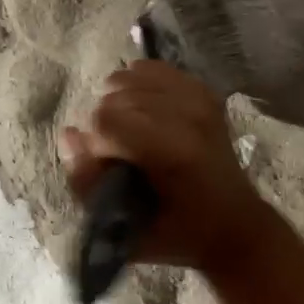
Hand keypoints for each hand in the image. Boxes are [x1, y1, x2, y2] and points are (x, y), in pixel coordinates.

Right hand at [59, 59, 278, 275]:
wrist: (235, 225)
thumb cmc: (180, 235)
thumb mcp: (126, 229)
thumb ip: (89, 185)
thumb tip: (68, 134)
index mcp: (173, 151)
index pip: (106, 119)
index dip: (95, 144)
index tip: (106, 168)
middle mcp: (188, 115)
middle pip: (115, 95)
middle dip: (104, 123)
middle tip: (117, 153)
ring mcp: (198, 98)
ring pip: (129, 76)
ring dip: (117, 101)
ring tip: (127, 130)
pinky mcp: (202, 90)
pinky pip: (151, 68)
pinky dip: (136, 82)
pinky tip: (140, 107)